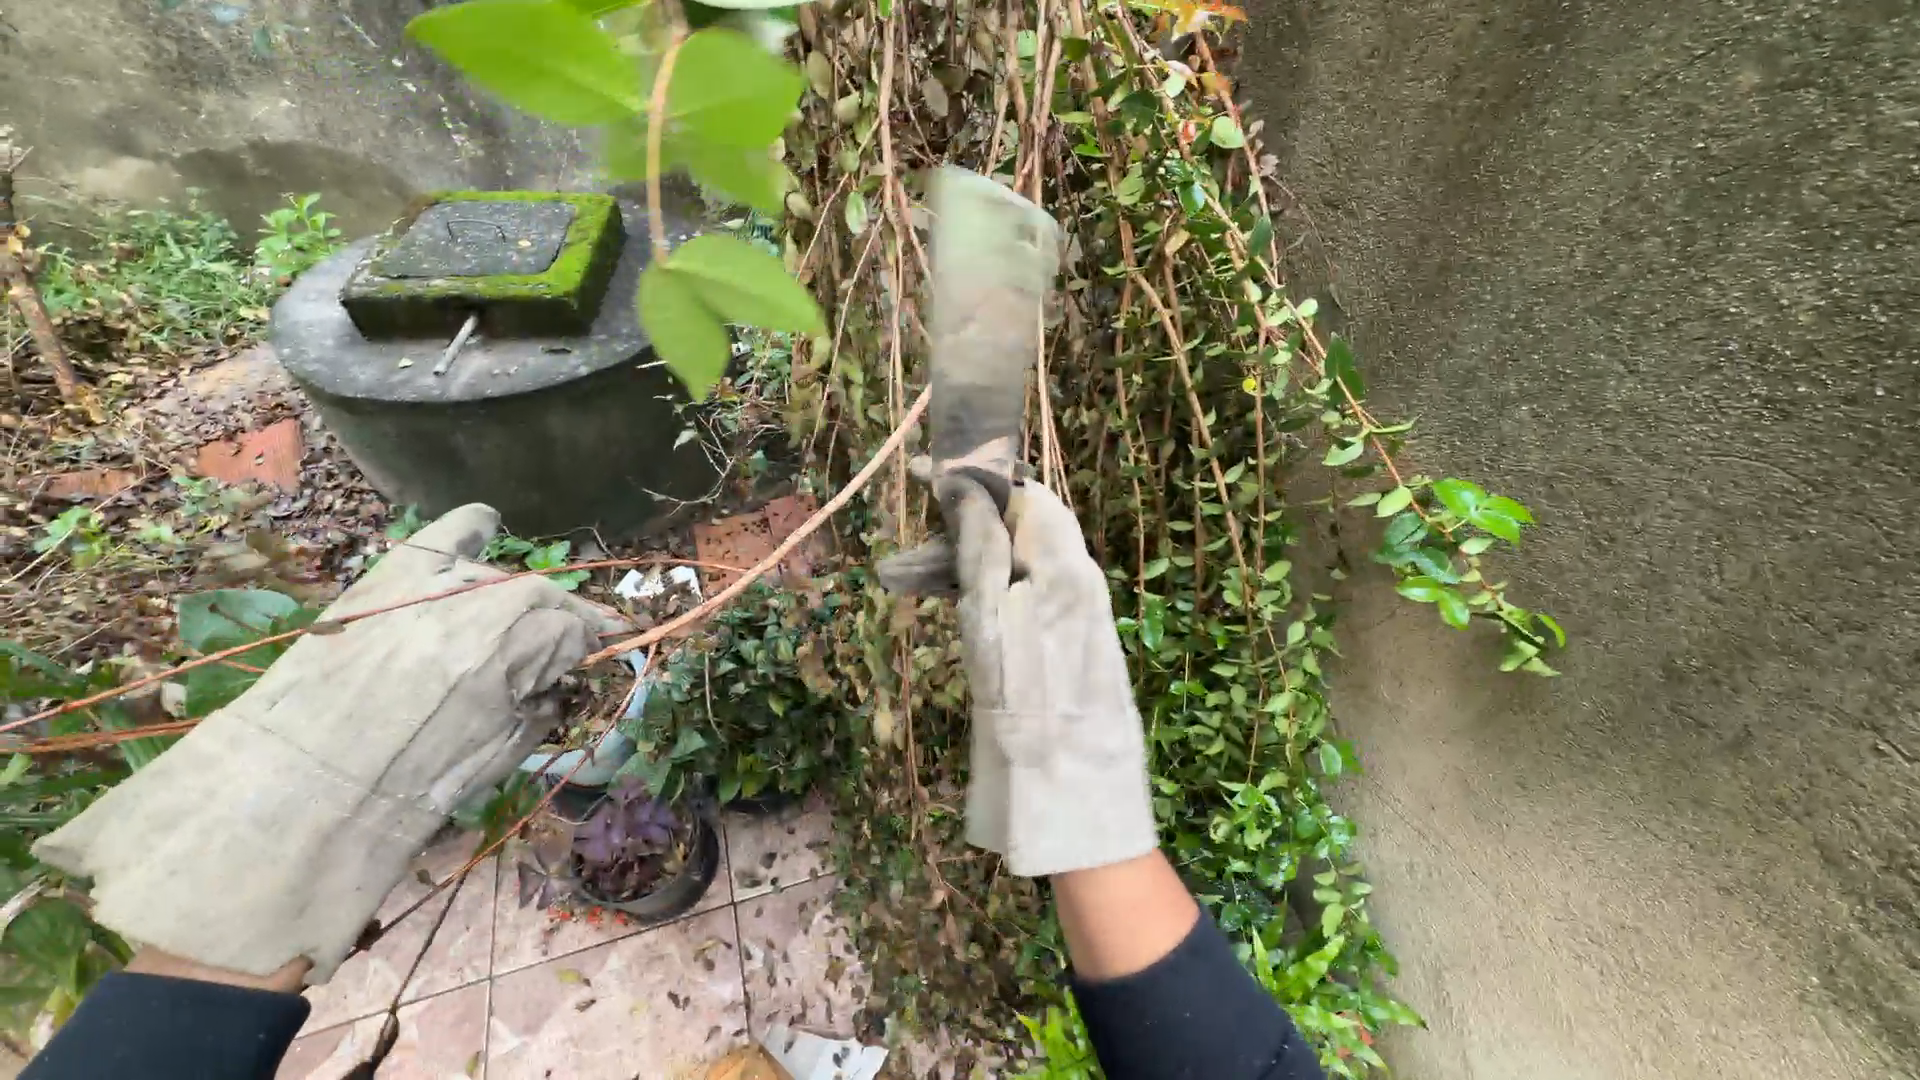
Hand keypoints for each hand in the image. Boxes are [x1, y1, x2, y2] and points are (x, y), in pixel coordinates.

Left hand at [34, 505, 625, 983]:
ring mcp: (428, 586)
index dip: (587, 649)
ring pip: (503, 574)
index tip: (583, 666)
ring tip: (498, 630)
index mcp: (514, 649)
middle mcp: (477, 604)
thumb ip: (549, 697)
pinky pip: (446, 536)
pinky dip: (472, 533)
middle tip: (548, 654)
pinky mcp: (386, 579)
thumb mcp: (506, 748)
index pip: (580, 627)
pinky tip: (483, 536)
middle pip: (548, 594)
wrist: (305, 792)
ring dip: (515, 600)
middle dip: (560, 623)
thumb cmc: (416, 785)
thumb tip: (567, 670)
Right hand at [879, 465, 1155, 876]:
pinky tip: (937, 600)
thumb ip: (982, 550)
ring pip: (1006, 568)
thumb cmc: (1027, 706)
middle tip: (904, 547)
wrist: (1070, 790)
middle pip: (1012, 534)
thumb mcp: (990, 619)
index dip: (980, 482)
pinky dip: (974, 596)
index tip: (929, 475)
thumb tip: (967, 489)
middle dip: (956, 533)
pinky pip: (1012, 599)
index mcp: (1068, 567)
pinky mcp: (1054, 642)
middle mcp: (1073, 582)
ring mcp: (1067, 614)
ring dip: (956, 568)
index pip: (1027, 499)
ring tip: (897, 580)